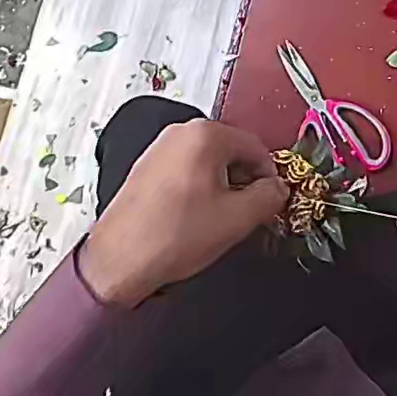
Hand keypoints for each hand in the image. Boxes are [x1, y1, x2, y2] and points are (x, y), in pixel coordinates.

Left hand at [78, 120, 286, 305]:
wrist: (117, 262)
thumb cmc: (173, 236)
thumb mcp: (238, 218)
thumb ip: (270, 197)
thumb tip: (278, 188)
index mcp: (205, 135)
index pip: (257, 148)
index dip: (270, 177)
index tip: (271, 200)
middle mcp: (181, 133)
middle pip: (233, 152)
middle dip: (245, 181)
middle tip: (248, 213)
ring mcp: (161, 149)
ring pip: (211, 162)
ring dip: (223, 187)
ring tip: (220, 220)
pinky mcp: (148, 167)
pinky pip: (188, 170)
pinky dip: (200, 189)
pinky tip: (196, 218)